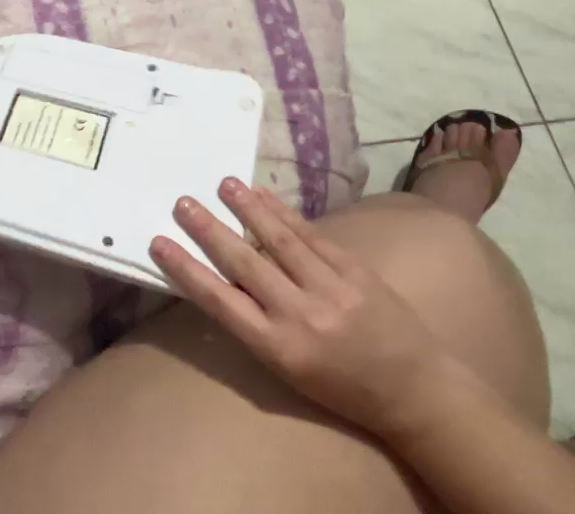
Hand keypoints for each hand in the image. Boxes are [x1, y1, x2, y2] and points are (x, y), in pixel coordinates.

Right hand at [149, 178, 446, 438]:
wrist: (415, 390)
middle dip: (210, 231)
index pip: (220, 302)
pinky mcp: (355, 272)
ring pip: (279, 241)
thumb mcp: (288, 367)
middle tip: (182, 203)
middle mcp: (300, 316)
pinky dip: (284, 213)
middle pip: (244, 264)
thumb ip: (255, 323)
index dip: (187, 270)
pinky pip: (312, 236)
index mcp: (278, 348)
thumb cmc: (340, 386)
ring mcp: (331, 290)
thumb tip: (223, 276)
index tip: (159, 243)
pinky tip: (263, 195)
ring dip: (247, 209)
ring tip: (223, 184)